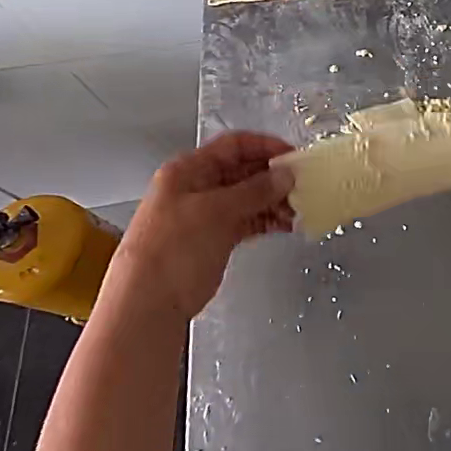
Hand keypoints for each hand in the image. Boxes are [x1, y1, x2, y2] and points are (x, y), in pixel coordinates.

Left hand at [108, 131, 296, 320]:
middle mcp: (196, 187)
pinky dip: (265, 221)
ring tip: (298, 210)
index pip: (233, 145)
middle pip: (242, 171)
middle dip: (272, 177)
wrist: (147, 304)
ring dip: (273, 201)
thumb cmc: (171, 251)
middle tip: (302, 185)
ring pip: (246, 198)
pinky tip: (286, 225)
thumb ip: (254, 191)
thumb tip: (284, 176)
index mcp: (187, 170)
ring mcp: (204, 214)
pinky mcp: (212, 239)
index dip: (264, 146)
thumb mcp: (216, 212)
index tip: (292, 155)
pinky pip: (245, 221)